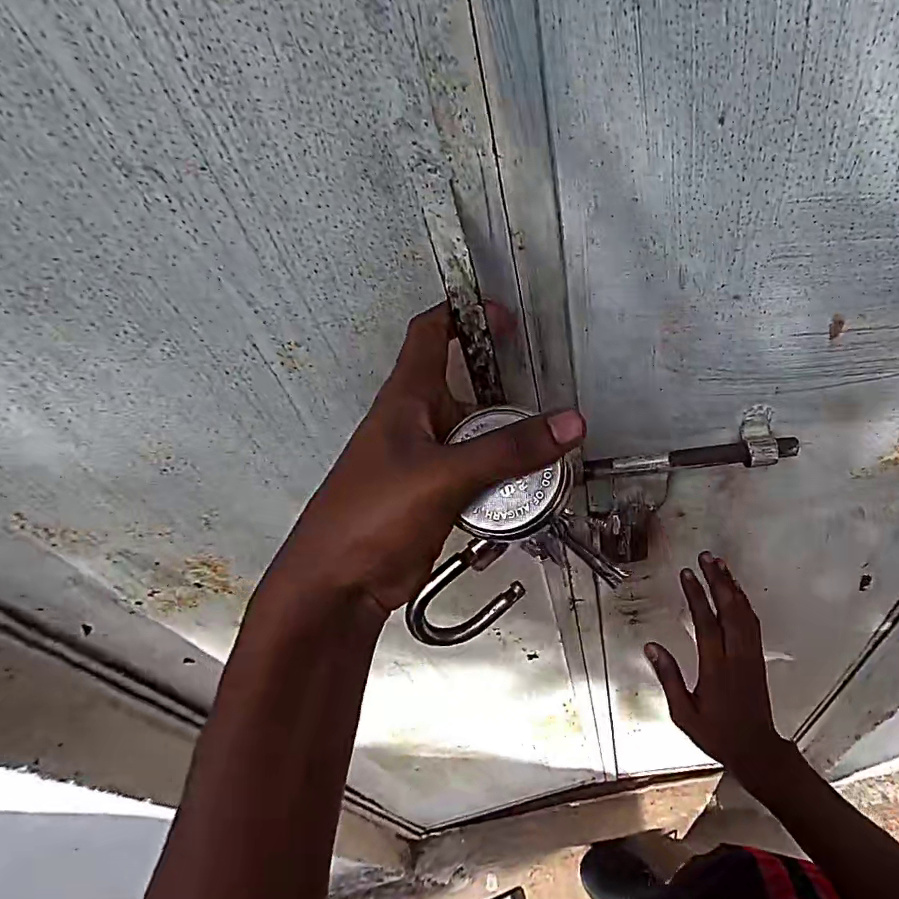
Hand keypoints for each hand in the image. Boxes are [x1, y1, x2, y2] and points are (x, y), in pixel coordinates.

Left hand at [261, 302, 585, 619]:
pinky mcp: (431, 499)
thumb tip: (561, 425)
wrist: (338, 585)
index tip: (499, 313)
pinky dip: (497, 486)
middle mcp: (413, 426)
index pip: (430, 335)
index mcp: (404, 400)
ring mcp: (423, 464)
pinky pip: (474, 481)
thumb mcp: (444, 475)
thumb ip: (507, 451)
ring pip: (475, 441)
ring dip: (505, 449)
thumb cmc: (363, 519)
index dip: (462, 314)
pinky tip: (515, 502)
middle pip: (466, 394)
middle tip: (542, 406)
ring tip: (541, 458)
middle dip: (504, 398)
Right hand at [645, 552, 788, 770]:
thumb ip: (669, 678)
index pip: (706, 623)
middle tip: (706, 557)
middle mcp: (737, 657)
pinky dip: (743, 602)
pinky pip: (752, 623)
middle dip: (717, 580)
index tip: (686, 573)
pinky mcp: (757, 658)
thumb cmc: (717, 733)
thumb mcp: (683, 713)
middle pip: (729, 610)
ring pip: (744, 613)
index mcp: (716, 668)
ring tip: (720, 565)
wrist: (757, 749)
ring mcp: (751, 656)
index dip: (696, 596)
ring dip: (732, 586)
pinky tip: (736, 591)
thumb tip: (651, 647)